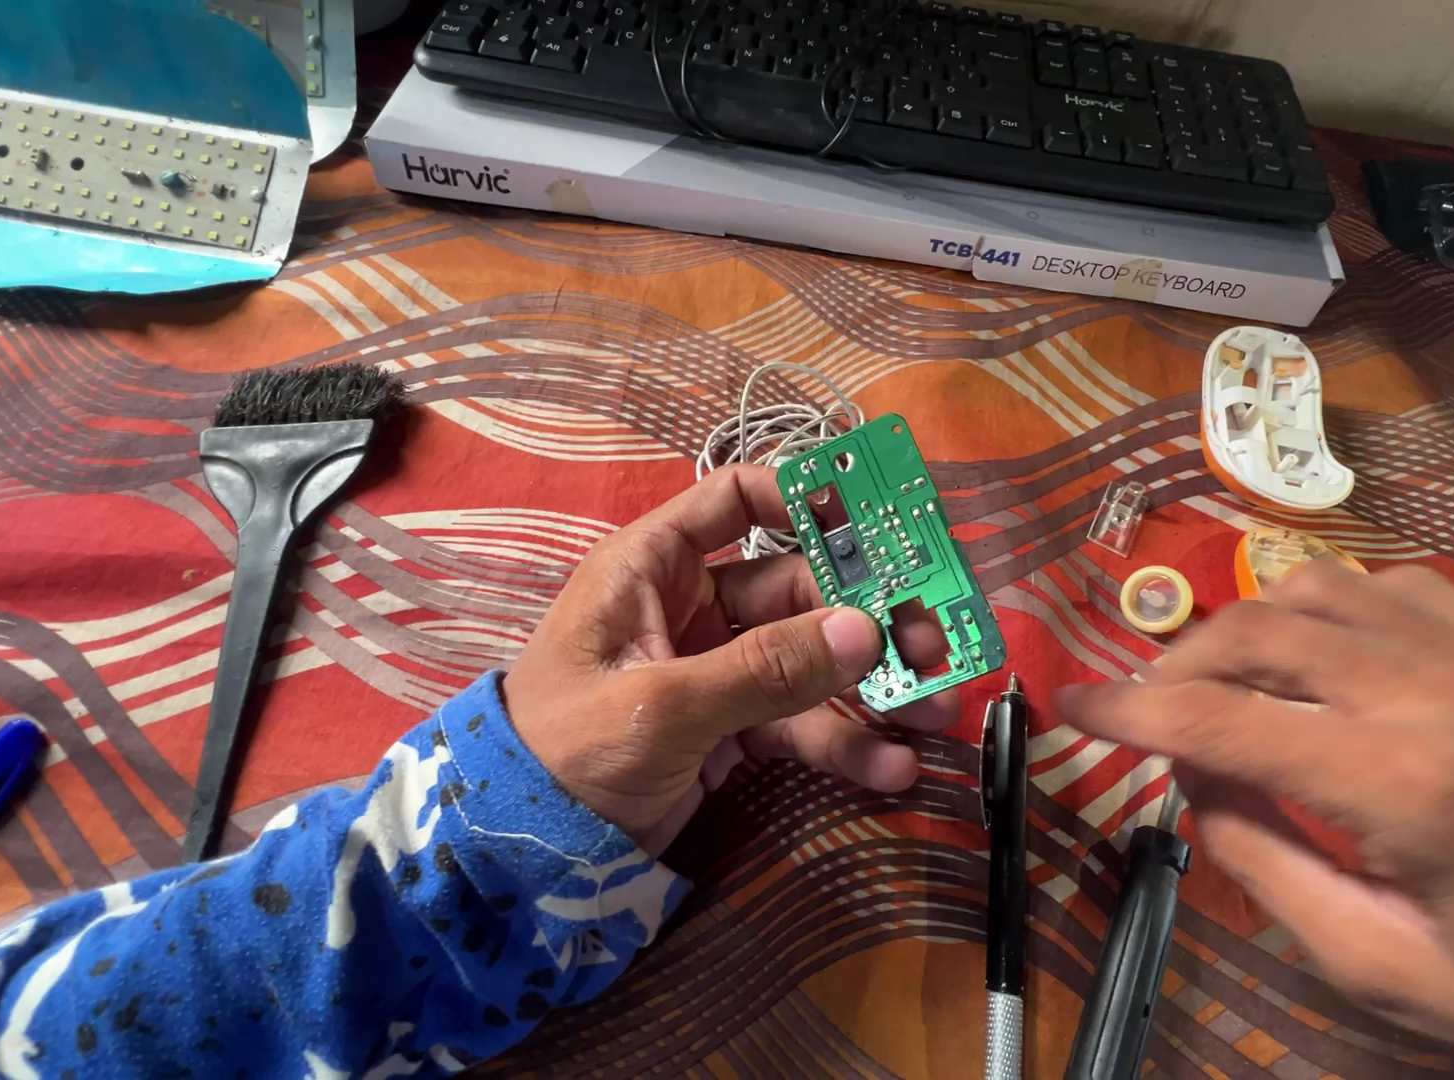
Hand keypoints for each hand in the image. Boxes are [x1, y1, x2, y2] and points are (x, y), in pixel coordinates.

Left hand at [504, 465, 960, 854]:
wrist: (520, 854)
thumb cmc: (566, 750)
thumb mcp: (663, 704)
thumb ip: (763, 669)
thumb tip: (868, 630)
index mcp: (657, 566)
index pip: (736, 499)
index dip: (803, 496)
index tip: (875, 517)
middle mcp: (694, 605)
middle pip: (798, 588)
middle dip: (865, 618)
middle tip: (932, 644)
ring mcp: (719, 668)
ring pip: (810, 660)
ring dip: (871, 687)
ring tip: (934, 714)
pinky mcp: (734, 727)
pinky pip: (799, 722)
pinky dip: (842, 741)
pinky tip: (888, 768)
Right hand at [1059, 562, 1453, 1079]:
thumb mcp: (1393, 971)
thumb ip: (1263, 864)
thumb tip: (1190, 780)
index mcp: (1405, 788)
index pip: (1214, 721)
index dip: (1122, 711)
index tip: (1069, 706)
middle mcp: (1437, 692)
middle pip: (1251, 632)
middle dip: (1174, 666)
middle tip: (1154, 713)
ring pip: (1310, 589)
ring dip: (1245, 632)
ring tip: (1235, 685)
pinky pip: (1384, 588)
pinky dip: (1322, 614)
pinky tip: (1327, 663)